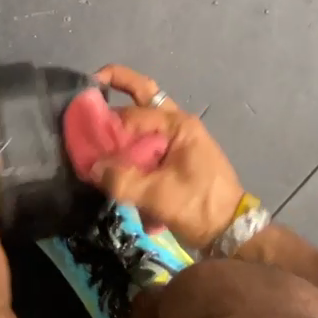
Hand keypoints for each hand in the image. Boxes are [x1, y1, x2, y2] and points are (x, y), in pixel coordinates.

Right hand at [92, 64, 246, 247]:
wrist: (232, 234)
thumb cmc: (200, 207)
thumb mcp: (159, 196)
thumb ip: (123, 180)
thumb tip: (92, 167)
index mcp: (178, 125)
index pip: (133, 114)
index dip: (107, 124)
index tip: (86, 136)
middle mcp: (178, 123)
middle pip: (143, 94)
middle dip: (117, 83)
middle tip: (91, 85)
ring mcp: (179, 138)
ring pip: (145, 117)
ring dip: (124, 119)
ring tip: (99, 130)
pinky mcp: (177, 156)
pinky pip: (149, 141)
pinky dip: (133, 147)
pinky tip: (120, 166)